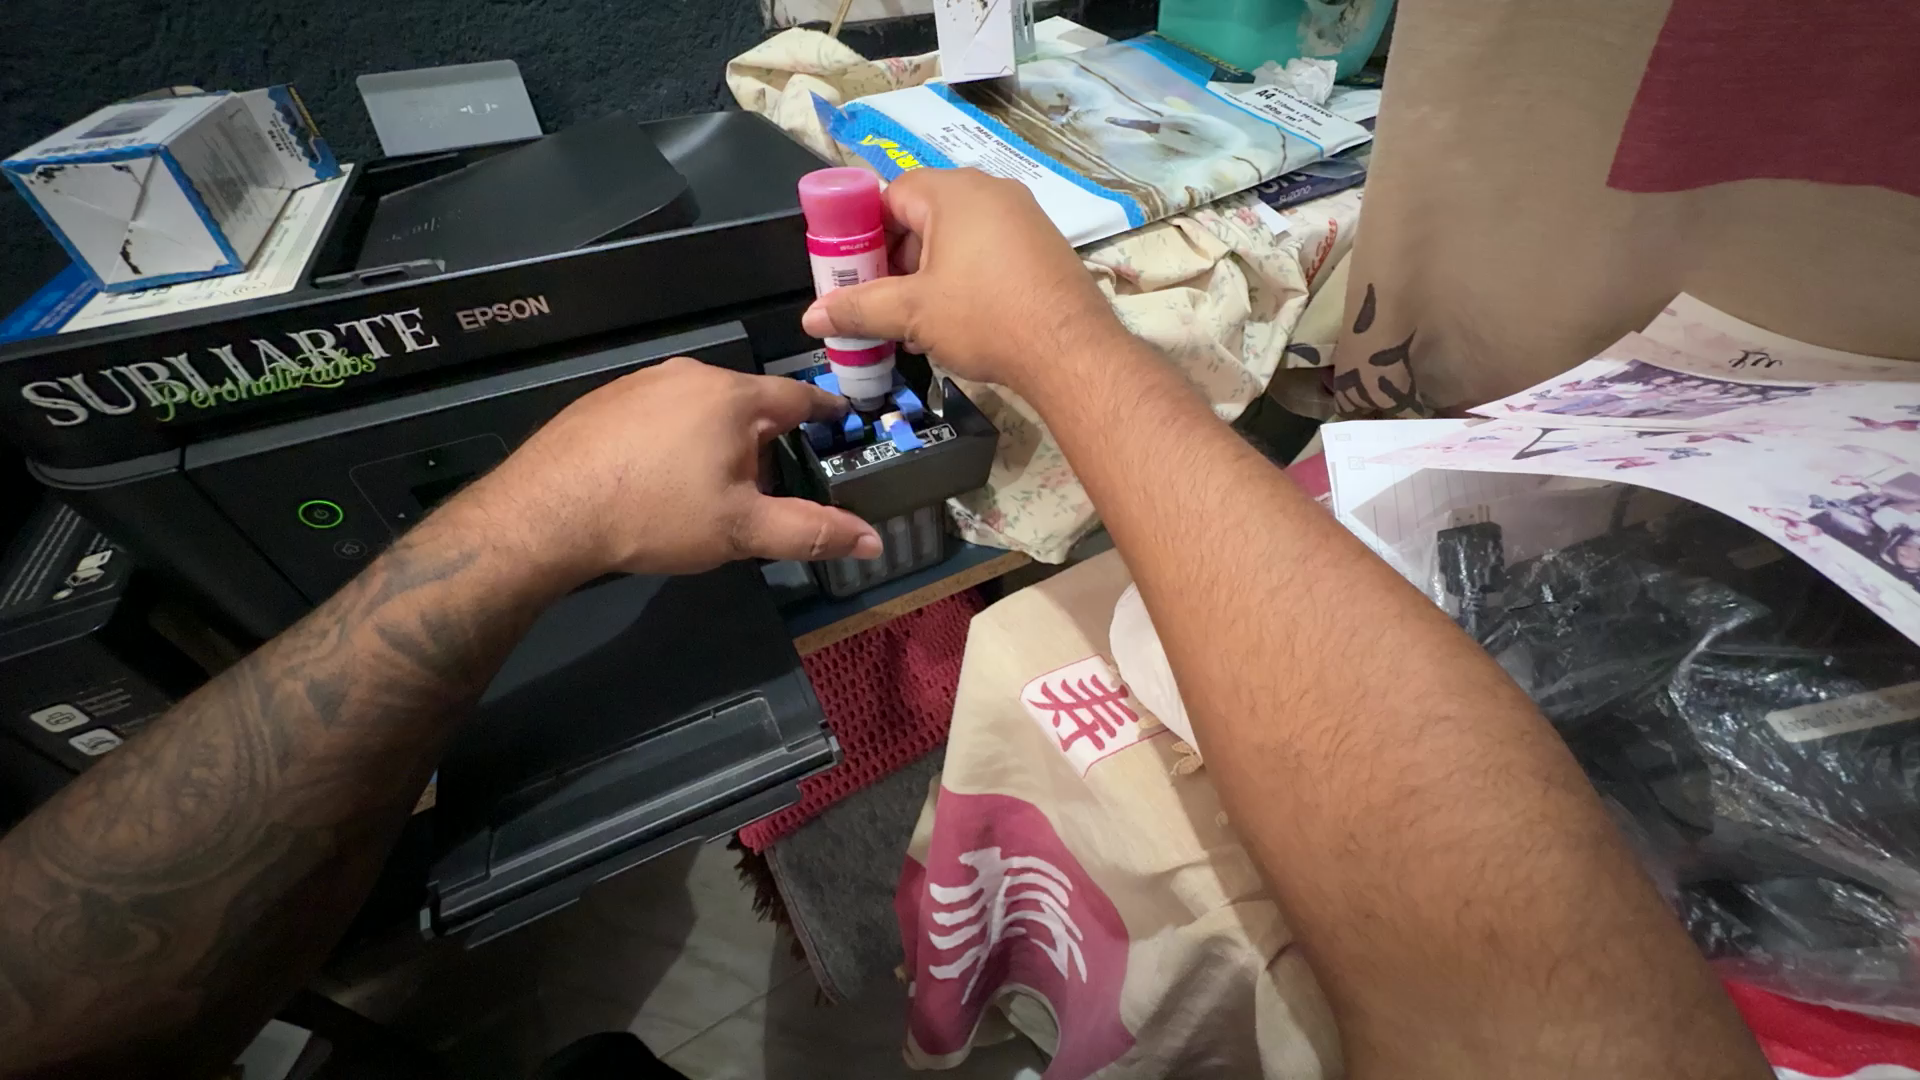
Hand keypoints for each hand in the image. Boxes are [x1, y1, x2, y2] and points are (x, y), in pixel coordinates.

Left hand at [460, 358, 881, 577]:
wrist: (545, 515)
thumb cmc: (657, 515)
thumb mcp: (744, 531)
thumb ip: (812, 532)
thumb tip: (874, 540)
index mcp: (732, 397)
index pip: (797, 395)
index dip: (824, 408)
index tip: (840, 418)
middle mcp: (689, 375)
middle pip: (749, 404)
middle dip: (766, 438)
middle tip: (768, 485)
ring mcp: (641, 382)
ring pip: (704, 408)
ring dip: (721, 439)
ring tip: (713, 487)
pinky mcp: (604, 400)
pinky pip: (663, 412)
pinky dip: (679, 438)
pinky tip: (662, 476)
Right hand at [799, 168, 1128, 393]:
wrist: (1069, 351)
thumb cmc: (985, 318)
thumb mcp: (913, 314)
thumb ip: (859, 309)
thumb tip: (811, 317)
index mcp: (954, 192)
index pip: (893, 194)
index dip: (867, 232)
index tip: (856, 272)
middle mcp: (992, 192)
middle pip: (926, 217)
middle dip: (899, 260)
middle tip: (885, 302)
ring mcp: (1024, 219)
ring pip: (959, 240)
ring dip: (931, 277)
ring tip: (917, 323)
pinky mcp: (1044, 250)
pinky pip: (990, 255)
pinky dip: (966, 281)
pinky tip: (959, 323)